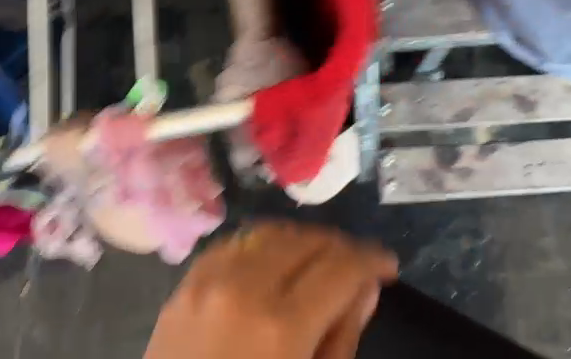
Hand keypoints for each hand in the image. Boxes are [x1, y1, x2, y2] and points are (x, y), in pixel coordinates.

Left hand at [144, 222, 398, 358]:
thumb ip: (341, 339)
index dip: (372, 260)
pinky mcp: (183, 287)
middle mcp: (245, 290)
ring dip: (303, 240)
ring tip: (320, 260)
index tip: (387, 266)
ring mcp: (208, 283)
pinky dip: (263, 245)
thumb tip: (365, 288)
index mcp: (281, 328)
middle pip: (307, 240)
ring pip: (271, 232)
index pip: (341, 267)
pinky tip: (276, 262)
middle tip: (358, 266)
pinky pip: (234, 245)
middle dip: (340, 247)